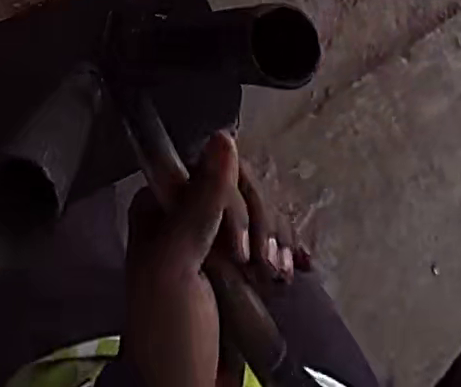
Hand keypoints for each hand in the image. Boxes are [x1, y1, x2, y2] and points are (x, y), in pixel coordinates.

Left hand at [124, 132, 291, 386]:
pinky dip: (287, 251)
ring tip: (277, 278)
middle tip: (262, 268)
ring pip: (259, 213)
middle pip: (239, 188)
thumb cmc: (170, 324)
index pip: (207, 168)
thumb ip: (203, 200)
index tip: (240, 247)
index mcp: (162, 201)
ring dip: (275, 240)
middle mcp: (187, 211)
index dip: (234, 198)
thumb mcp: (178, 260)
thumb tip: (224, 135)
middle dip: (259, 224)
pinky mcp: (241, 267)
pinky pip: (271, 240)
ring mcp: (216, 239)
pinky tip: (298, 267)